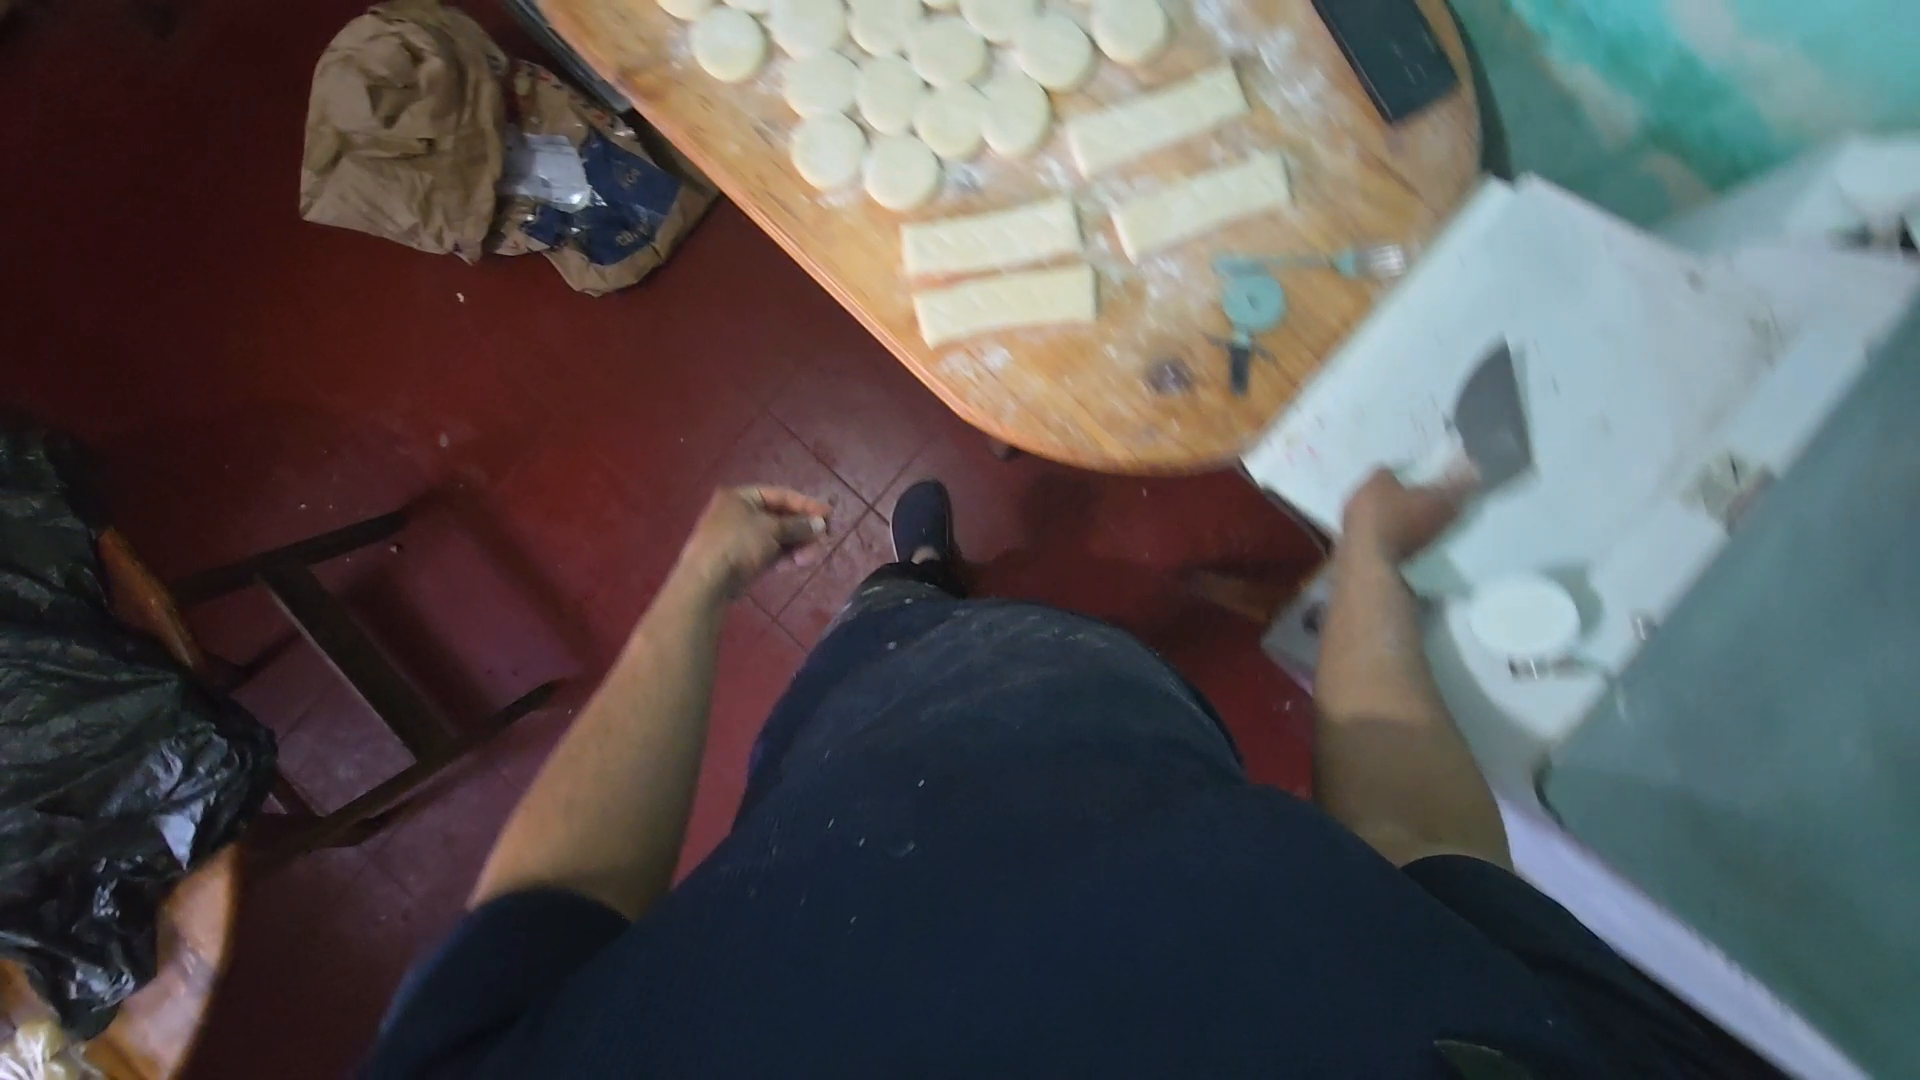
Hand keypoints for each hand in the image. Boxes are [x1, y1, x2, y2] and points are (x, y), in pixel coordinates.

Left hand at [675, 486, 830, 598]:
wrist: (707, 580)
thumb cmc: (738, 543)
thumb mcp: (772, 529)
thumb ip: (798, 525)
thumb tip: (820, 524)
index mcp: (741, 497)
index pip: (780, 495)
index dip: (806, 504)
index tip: (828, 514)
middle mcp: (740, 513)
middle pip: (780, 517)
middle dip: (803, 528)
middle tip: (824, 537)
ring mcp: (740, 538)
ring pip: (777, 537)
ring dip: (797, 545)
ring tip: (812, 556)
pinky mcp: (743, 559)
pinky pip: (769, 553)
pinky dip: (784, 556)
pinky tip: (798, 563)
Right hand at [1339, 468, 1474, 562]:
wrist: (1365, 556)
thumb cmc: (1377, 514)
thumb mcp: (1377, 482)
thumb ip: (1389, 473)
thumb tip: (1392, 472)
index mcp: (1441, 498)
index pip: (1464, 480)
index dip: (1464, 469)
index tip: (1463, 460)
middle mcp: (1443, 518)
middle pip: (1454, 501)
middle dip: (1449, 489)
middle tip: (1443, 477)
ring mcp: (1430, 536)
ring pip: (1438, 516)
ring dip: (1433, 507)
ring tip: (1421, 496)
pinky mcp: (1415, 549)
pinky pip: (1422, 528)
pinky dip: (1417, 520)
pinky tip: (1405, 515)